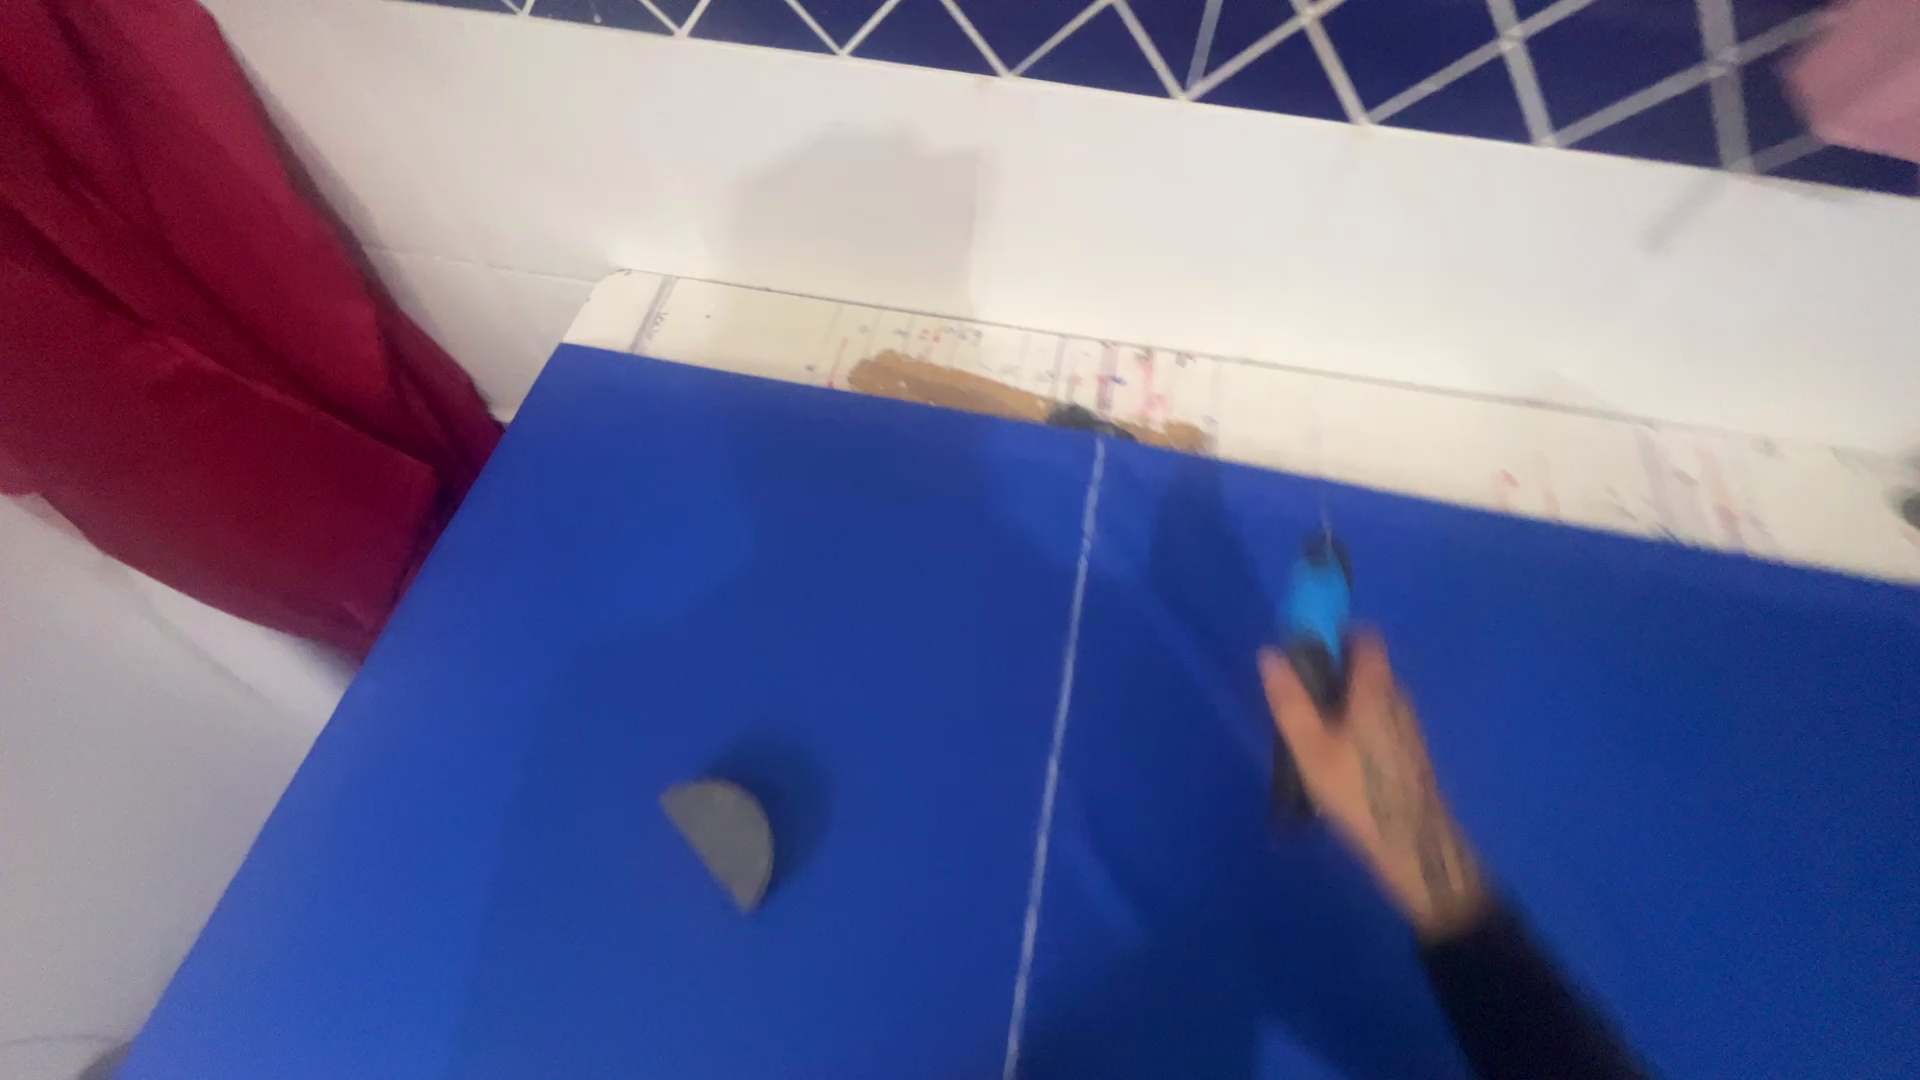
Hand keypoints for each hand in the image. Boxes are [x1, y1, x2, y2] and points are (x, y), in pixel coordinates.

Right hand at [1260, 632, 1487, 939]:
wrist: (1415, 848)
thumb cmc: (1357, 790)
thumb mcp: (1309, 745)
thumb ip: (1290, 698)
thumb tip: (1270, 653)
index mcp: (1376, 690)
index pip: (1365, 639)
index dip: (1335, 633)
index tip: (1304, 648)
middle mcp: (1398, 699)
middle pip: (1366, 666)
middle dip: (1331, 670)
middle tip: (1297, 695)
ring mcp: (1407, 726)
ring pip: (1371, 695)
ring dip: (1342, 699)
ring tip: (1311, 729)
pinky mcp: (1408, 751)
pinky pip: (1378, 717)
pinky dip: (1355, 720)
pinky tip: (1335, 753)